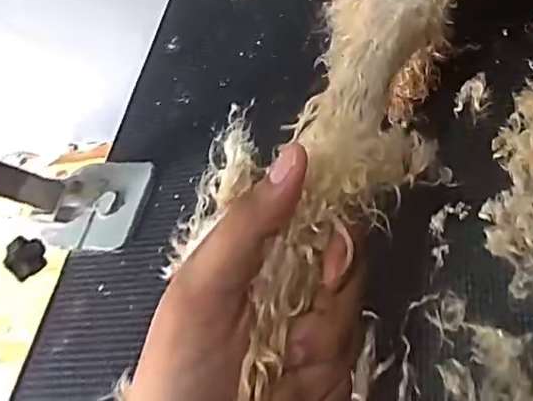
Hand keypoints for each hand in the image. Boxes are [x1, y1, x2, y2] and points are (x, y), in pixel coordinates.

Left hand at [129, 144, 363, 400]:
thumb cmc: (177, 380)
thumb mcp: (200, 293)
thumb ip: (247, 224)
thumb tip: (297, 155)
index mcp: (250, 251)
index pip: (307, 203)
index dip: (330, 207)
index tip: (331, 227)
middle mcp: (284, 280)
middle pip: (342, 244)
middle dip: (335, 273)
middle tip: (317, 292)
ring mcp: (308, 323)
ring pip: (353, 294)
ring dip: (327, 329)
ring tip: (288, 361)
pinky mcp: (329, 365)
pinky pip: (355, 342)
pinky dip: (331, 364)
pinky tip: (298, 383)